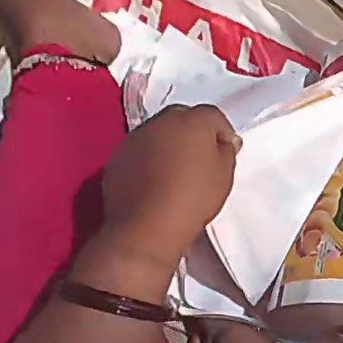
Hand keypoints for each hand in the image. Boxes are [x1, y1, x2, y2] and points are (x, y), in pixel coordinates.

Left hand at [100, 104, 239, 266]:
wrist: (147, 226)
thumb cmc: (193, 198)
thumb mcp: (224, 176)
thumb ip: (226, 151)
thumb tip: (222, 142)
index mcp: (193, 121)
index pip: (213, 116)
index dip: (222, 132)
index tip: (225, 150)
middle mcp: (161, 121)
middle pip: (182, 119)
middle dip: (192, 134)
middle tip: (200, 159)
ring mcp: (135, 137)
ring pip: (157, 133)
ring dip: (167, 145)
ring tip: (174, 173)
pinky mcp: (116, 157)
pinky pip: (138, 151)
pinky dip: (147, 160)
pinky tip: (153, 182)